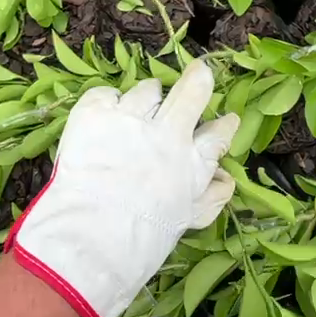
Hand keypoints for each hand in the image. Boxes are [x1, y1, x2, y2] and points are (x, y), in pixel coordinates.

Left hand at [7, 60, 237, 316]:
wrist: (88, 242)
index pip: (217, 134)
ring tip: (134, 118)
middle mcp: (166, 133)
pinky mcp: (95, 112)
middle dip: (198, 79)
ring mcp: (130, 118)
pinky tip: (104, 121)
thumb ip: (210, 198)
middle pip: (192, 91)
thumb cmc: (141, 243)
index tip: (227, 120)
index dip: (224, 125)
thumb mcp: (185, 222)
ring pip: (148, 90)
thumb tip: (228, 180)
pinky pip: (107, 94)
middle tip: (199, 73)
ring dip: (146, 100)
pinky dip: (108, 104)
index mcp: (191, 163)